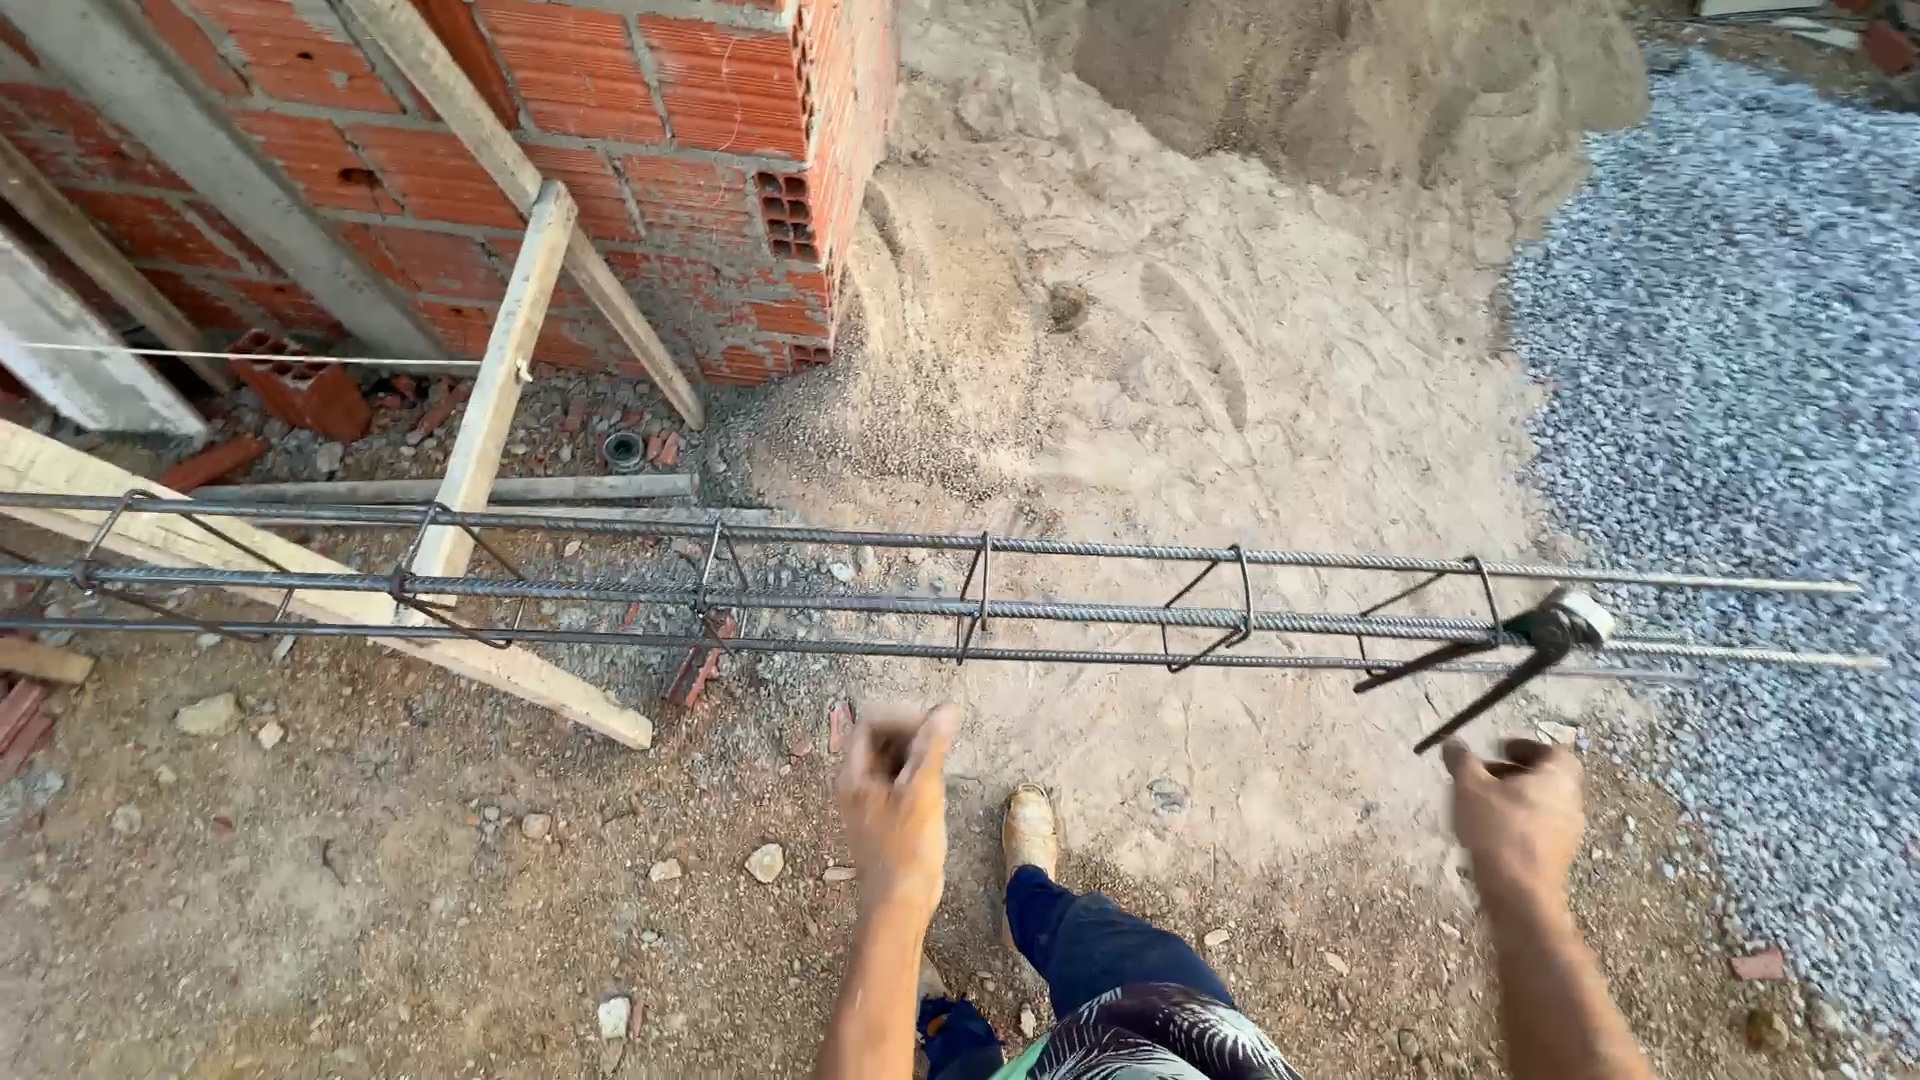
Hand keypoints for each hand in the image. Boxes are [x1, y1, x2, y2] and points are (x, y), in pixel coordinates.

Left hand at [834, 703, 958, 919]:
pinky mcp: (887, 813)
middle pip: (880, 739)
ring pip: (892, 758)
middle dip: (911, 733)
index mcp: (853, 775)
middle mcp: (856, 783)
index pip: (870, 724)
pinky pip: (900, 778)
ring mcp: (871, 799)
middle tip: (942, 739)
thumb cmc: (906, 848)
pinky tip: (938, 783)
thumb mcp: (922, 792)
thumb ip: (932, 747)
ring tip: (942, 761)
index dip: (900, 718)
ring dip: (917, 752)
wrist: (900, 903)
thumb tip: (947, 709)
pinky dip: (918, 772)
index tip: (931, 726)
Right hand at [1444, 737, 1584, 913]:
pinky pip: (1539, 823)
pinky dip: (1517, 816)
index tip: (1499, 748)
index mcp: (1556, 780)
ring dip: (1514, 794)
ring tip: (1480, 799)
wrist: (1519, 890)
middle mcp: (1570, 802)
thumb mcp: (1469, 787)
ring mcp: (1567, 831)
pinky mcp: (1557, 853)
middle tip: (1484, 772)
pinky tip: (1488, 825)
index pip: (1555, 752)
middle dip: (1515, 771)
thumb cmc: (1497, 828)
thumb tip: (1453, 742)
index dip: (1527, 746)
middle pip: (1548, 777)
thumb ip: (1462, 761)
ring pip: (1542, 801)